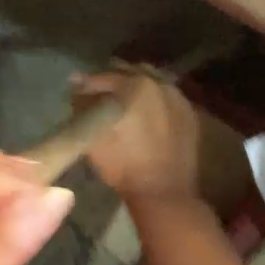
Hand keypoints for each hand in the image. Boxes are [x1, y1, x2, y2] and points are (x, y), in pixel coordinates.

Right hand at [75, 73, 201, 206]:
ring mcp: (178, 99)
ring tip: (122, 104)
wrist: (163, 191)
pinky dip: (152, 101)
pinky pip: (166, 98)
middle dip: (112, 82)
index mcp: (134, 84)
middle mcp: (159, 84)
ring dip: (134, 89)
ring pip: (150, 83)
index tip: (75, 94)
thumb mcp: (91, 134)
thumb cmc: (122, 162)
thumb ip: (82, 103)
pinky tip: (144, 114)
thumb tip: (76, 81)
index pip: (102, 77)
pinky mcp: (189, 115)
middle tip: (98, 97)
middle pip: (129, 73)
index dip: (85, 86)